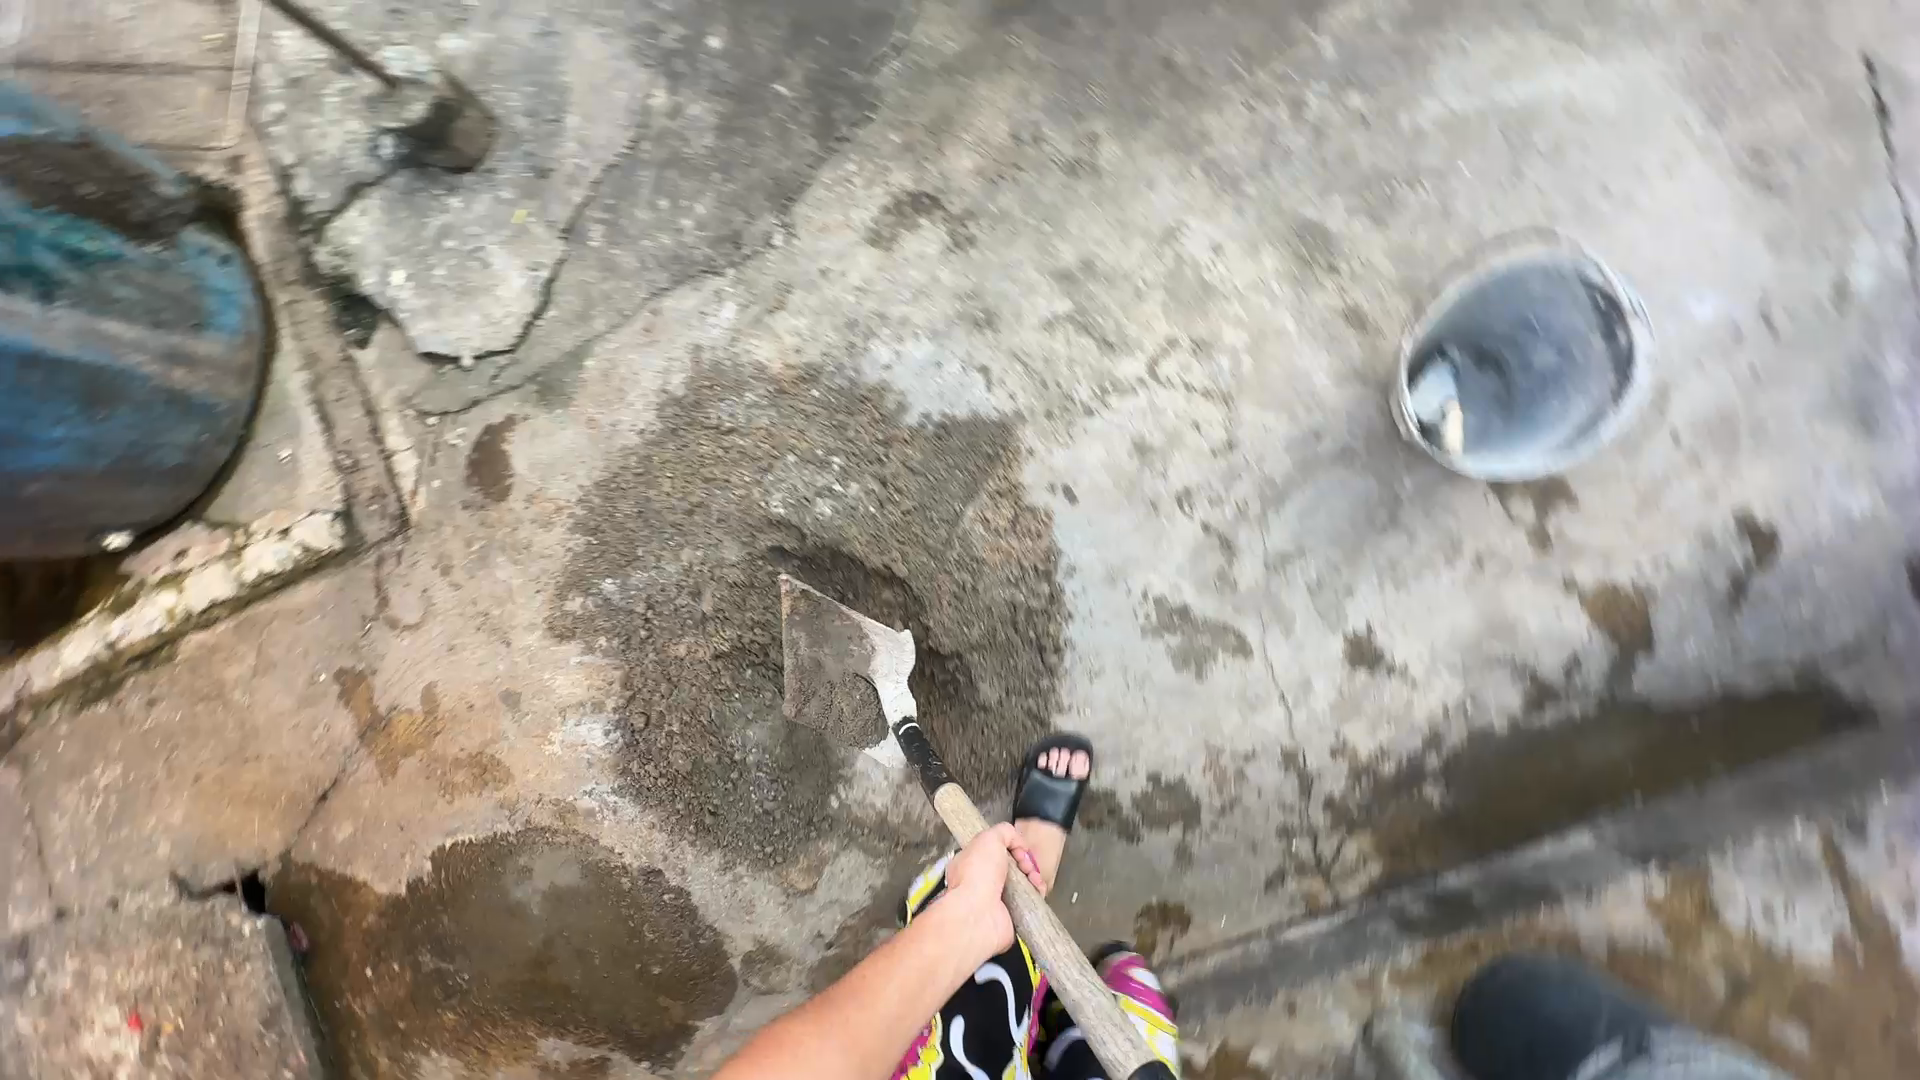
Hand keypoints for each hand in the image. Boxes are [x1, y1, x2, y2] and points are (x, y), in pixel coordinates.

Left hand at [938, 823, 1047, 964]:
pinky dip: (1036, 896)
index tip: (1020, 849)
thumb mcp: (989, 838)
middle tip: (1028, 865)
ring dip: (1033, 879)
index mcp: (971, 862)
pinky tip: (1037, 891)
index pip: (995, 851)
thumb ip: (1004, 832)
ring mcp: (996, 901)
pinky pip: (1028, 903)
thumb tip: (1017, 841)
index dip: (1012, 847)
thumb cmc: (976, 876)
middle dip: (1026, 863)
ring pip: (1022, 885)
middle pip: (1012, 867)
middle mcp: (982, 882)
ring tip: (1035, 878)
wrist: (978, 915)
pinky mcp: (1009, 916)